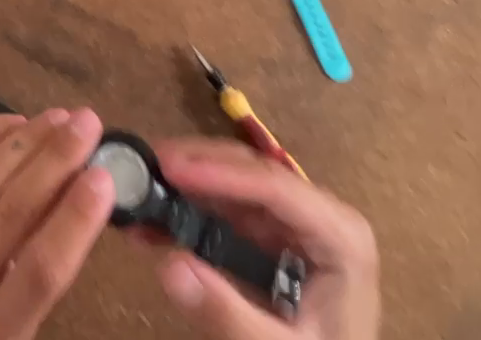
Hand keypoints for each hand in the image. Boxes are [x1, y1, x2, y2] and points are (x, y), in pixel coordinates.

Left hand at [0, 109, 115, 339]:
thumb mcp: (29, 314)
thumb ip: (54, 260)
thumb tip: (90, 184)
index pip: (41, 267)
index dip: (74, 218)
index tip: (104, 175)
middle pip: (12, 210)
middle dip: (56, 159)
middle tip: (88, 123)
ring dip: (27, 139)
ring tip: (61, 116)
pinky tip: (18, 120)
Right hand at [148, 138, 378, 339]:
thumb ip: (227, 313)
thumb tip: (168, 265)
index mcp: (339, 235)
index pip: (274, 187)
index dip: (219, 172)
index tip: (169, 168)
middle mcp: (319, 216)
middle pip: (251, 174)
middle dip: (195, 167)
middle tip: (144, 167)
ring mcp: (295, 223)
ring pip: (233, 185)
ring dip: (187, 185)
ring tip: (141, 189)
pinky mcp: (274, 237)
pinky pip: (227, 211)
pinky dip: (190, 210)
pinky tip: (155, 220)